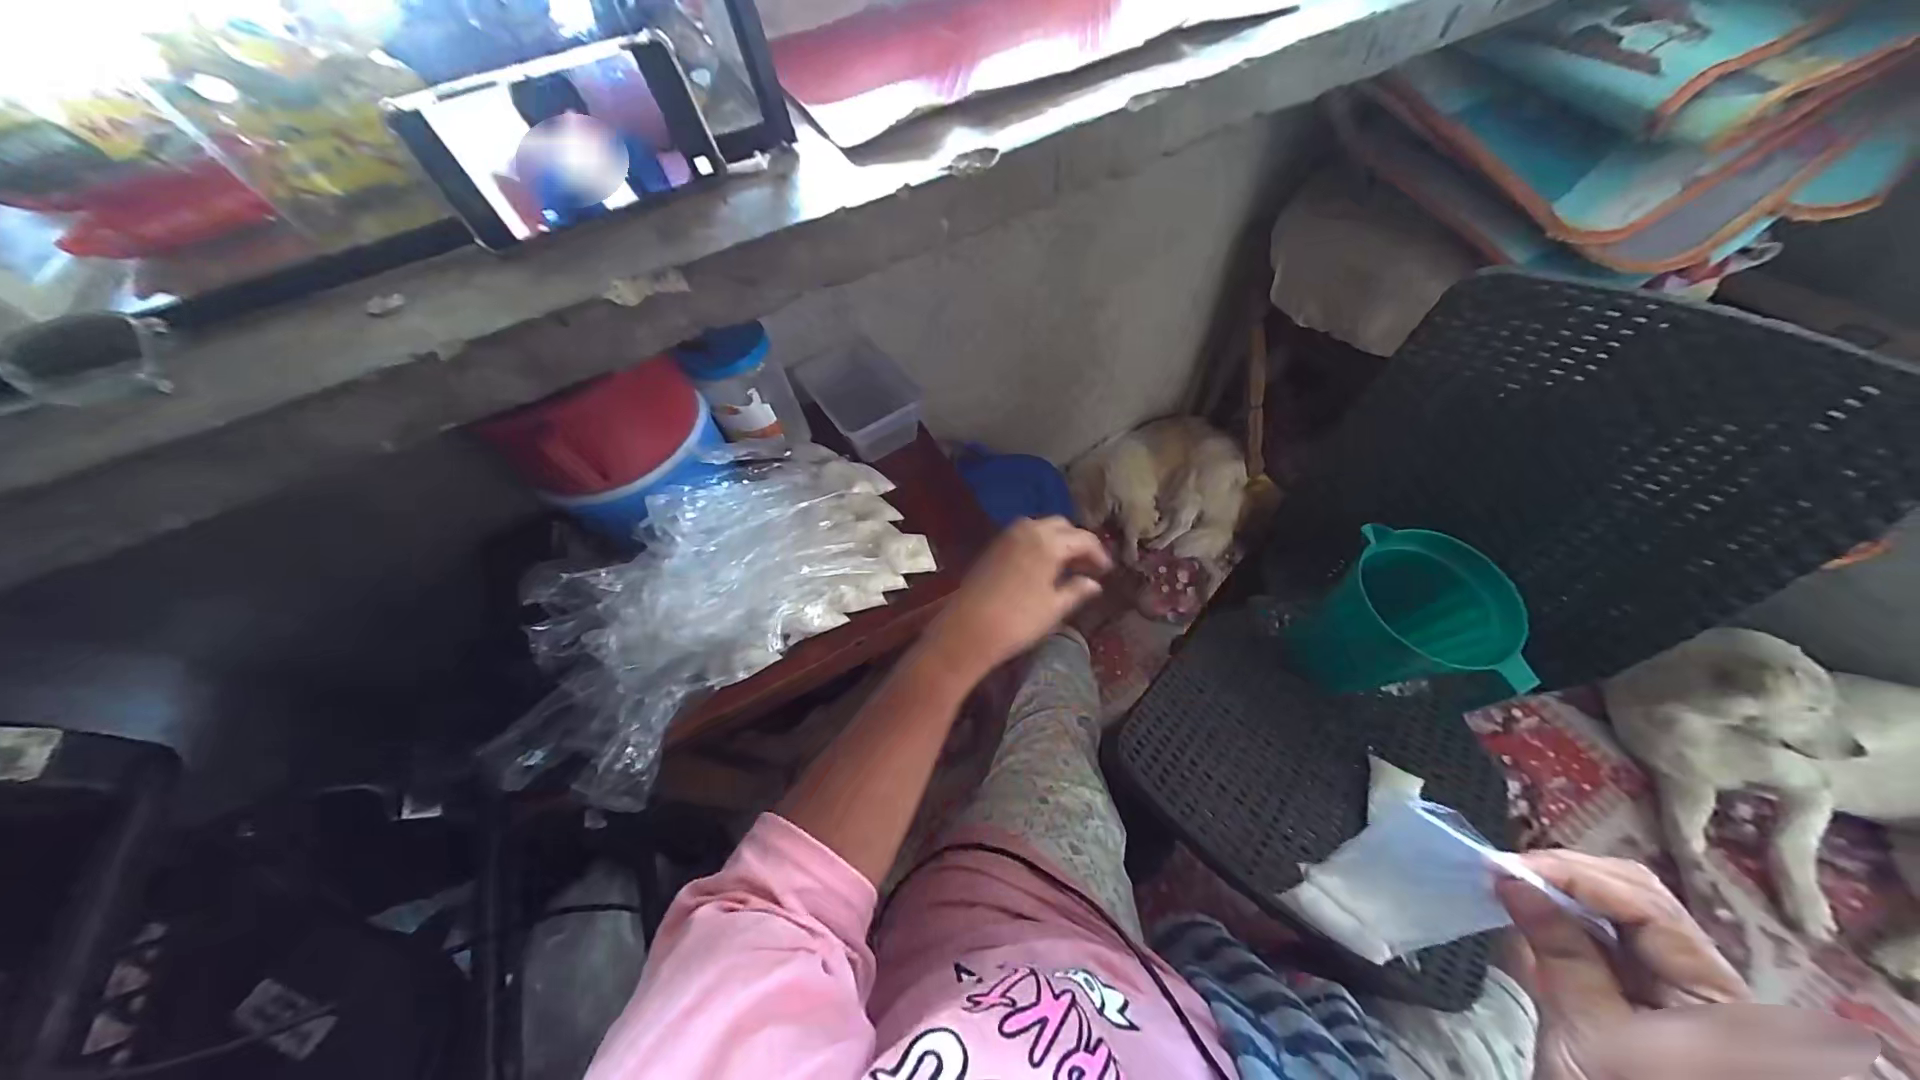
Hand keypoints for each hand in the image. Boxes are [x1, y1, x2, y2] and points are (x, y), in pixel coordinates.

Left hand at [918, 516, 1111, 680]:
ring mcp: (1007, 536)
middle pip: (1062, 526)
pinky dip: (1038, 544)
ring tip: (1066, 566)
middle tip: (1087, 566)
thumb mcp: (1054, 608)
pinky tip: (1042, 567)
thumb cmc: (1018, 621)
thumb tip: (1094, 583)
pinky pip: (1023, 536)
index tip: (1106, 571)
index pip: (1084, 538)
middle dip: (1077, 542)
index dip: (1098, 554)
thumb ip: (1077, 590)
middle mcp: (1028, 530)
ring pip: (1041, 528)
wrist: (967, 630)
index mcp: (1049, 542)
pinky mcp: (992, 547)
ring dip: (1057, 541)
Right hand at [1502, 850, 1874, 1079]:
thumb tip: (1512, 879)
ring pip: (1620, 912)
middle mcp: (1708, 984)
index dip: (1577, 876)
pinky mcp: (1638, 996)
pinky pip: (1602, 938)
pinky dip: (1559, 916)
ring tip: (1507, 882)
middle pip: (1640, 900)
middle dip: (1569, 875)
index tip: (1510, 866)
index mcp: (1720, 1000)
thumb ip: (1560, 952)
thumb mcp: (1591, 1035)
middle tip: (1505, 869)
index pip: (1649, 908)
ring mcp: (1674, 990)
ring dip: (1560, 890)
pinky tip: (1523, 908)